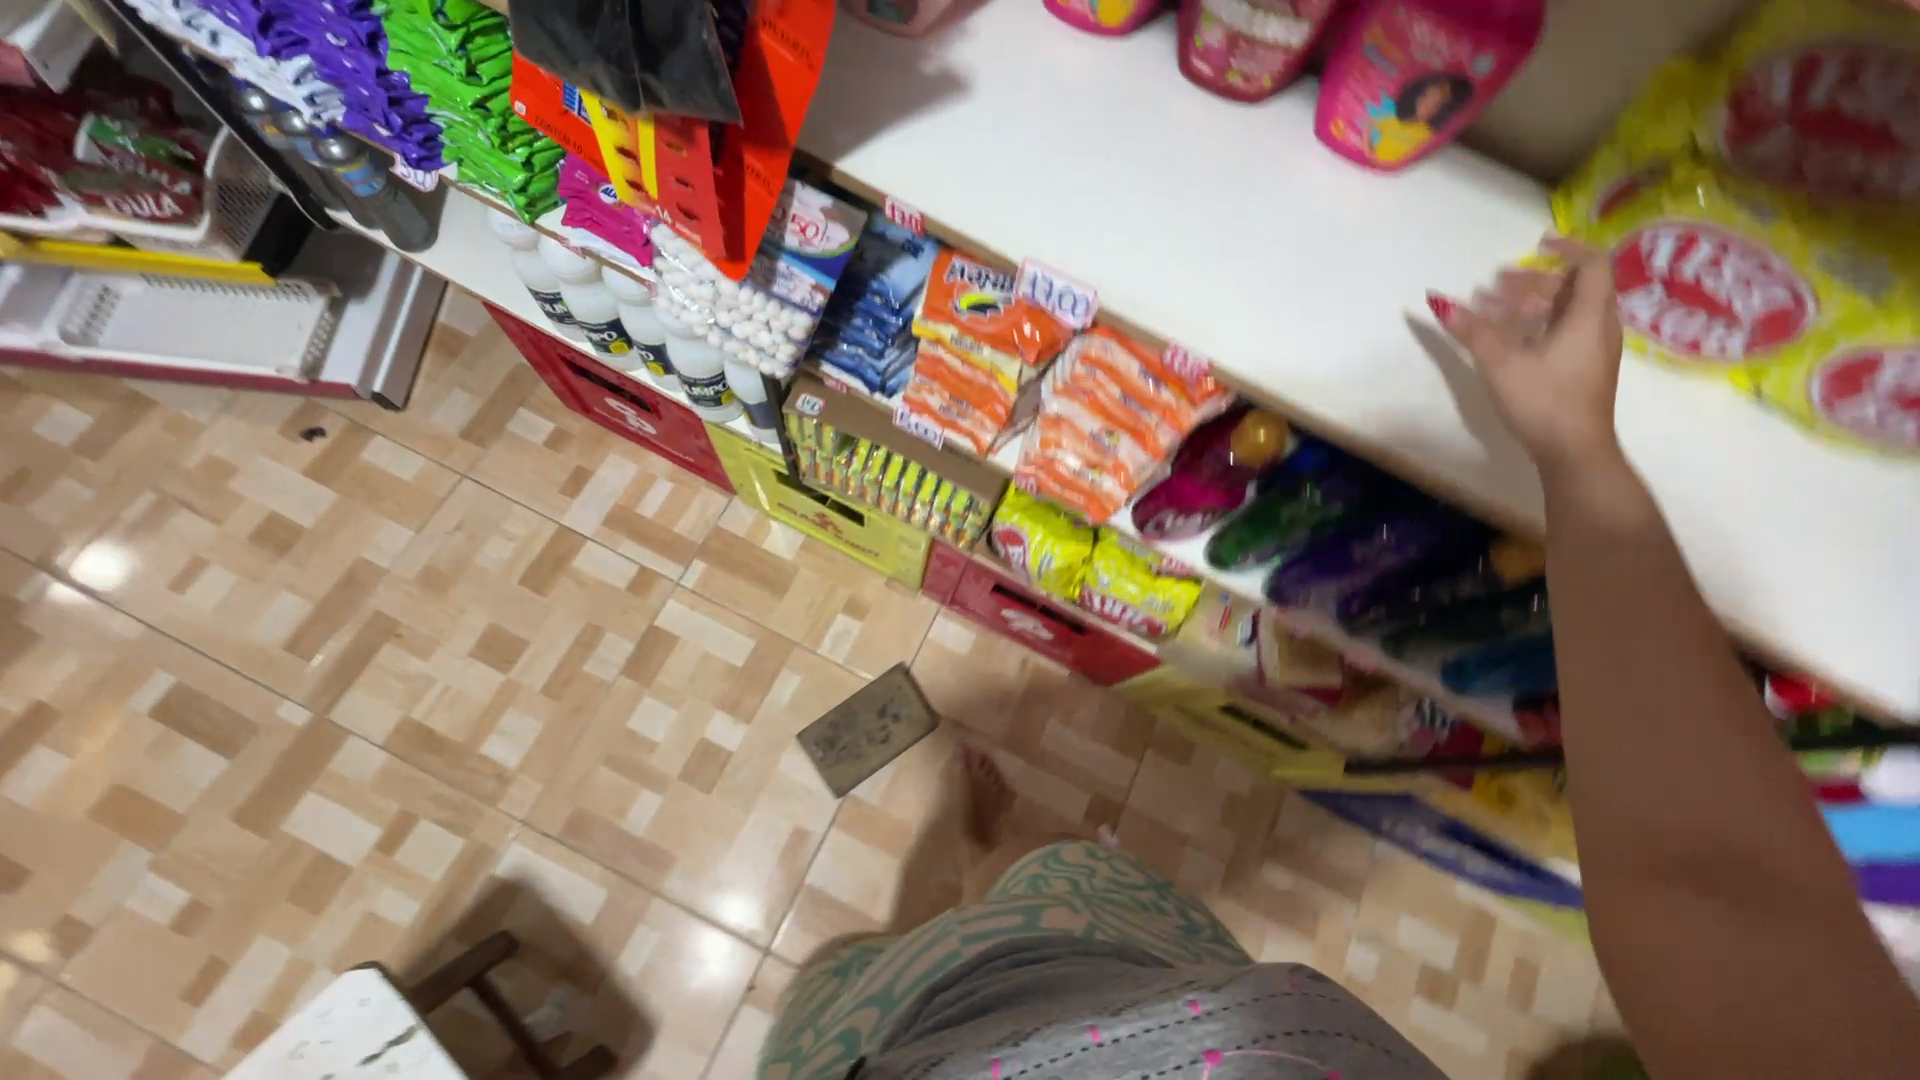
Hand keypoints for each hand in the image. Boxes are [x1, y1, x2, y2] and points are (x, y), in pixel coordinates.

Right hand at [1430, 237, 1626, 478]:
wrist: (1573, 450)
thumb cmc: (1544, 400)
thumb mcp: (1502, 363)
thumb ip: (1473, 330)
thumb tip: (1440, 302)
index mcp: (1589, 316)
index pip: (1591, 264)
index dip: (1567, 248)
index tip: (1536, 245)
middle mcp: (1598, 326)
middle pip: (1572, 288)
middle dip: (1532, 282)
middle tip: (1495, 287)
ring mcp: (1592, 350)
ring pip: (1564, 312)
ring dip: (1529, 306)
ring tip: (1492, 313)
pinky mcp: (1581, 369)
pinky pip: (1561, 333)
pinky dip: (1535, 326)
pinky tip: (1507, 340)